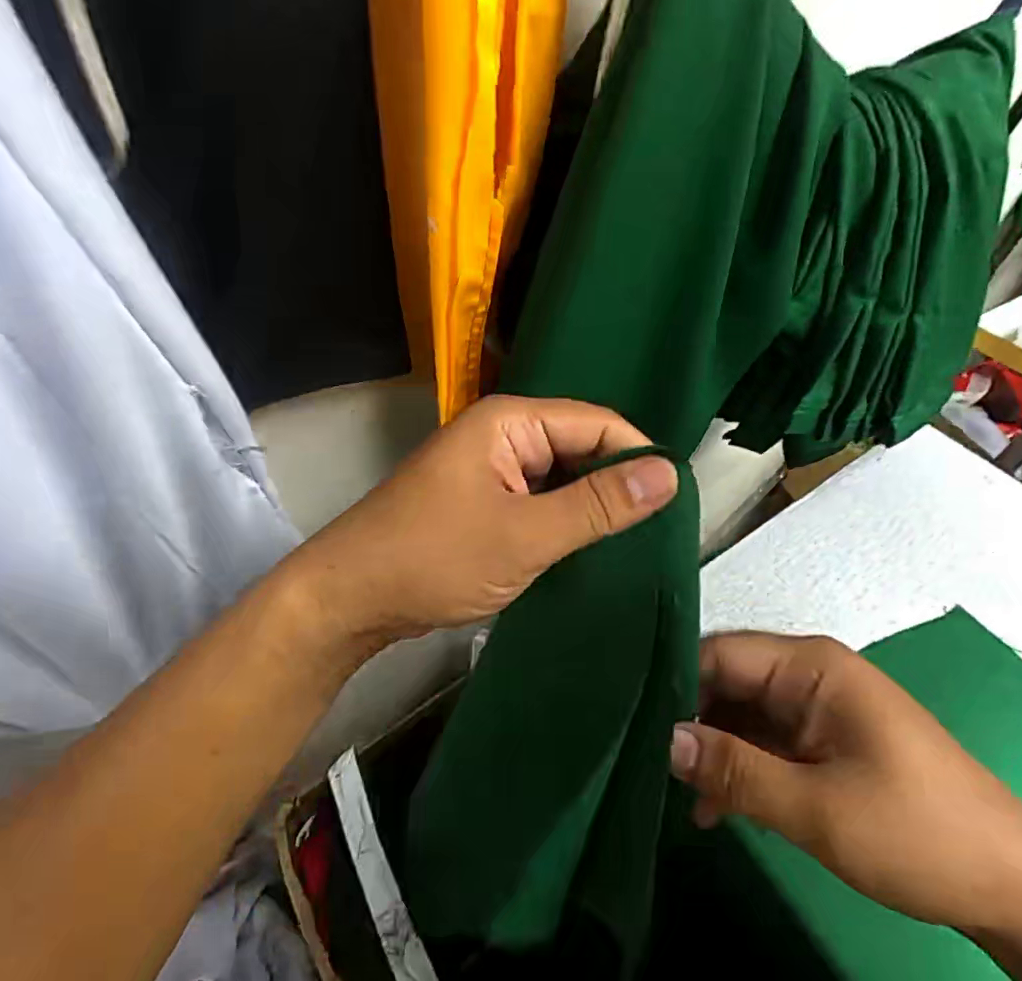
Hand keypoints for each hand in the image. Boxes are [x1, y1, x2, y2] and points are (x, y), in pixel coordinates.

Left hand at [268, 395, 678, 656]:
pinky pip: (541, 501)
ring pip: (563, 478)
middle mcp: (503, 434)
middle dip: (616, 484)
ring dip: (591, 507)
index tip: (673, 502)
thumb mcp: (526, 535)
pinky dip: (564, 522)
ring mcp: (492, 469)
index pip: (598, 422)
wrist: (349, 600)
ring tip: (632, 544)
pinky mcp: (486, 502)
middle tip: (657, 531)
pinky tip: (588, 550)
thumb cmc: (433, 559)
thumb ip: (599, 505)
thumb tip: (669, 475)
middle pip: (582, 447)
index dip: (639, 456)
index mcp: (511, 422)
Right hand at [668, 633, 1021, 980]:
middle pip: (727, 681)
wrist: (1014, 885)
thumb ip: (736, 770)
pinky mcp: (828, 741)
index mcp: (812, 665)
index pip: (720, 653)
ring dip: (712, 752)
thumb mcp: (817, 808)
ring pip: (743, 714)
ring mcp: (821, 708)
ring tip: (676, 798)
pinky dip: (740, 768)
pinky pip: (767, 741)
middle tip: (643, 766)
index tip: (631, 723)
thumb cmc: (918, 833)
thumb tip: (666, 740)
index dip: (674, 684)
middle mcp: (812, 673)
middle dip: (688, 721)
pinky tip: (716, 810)